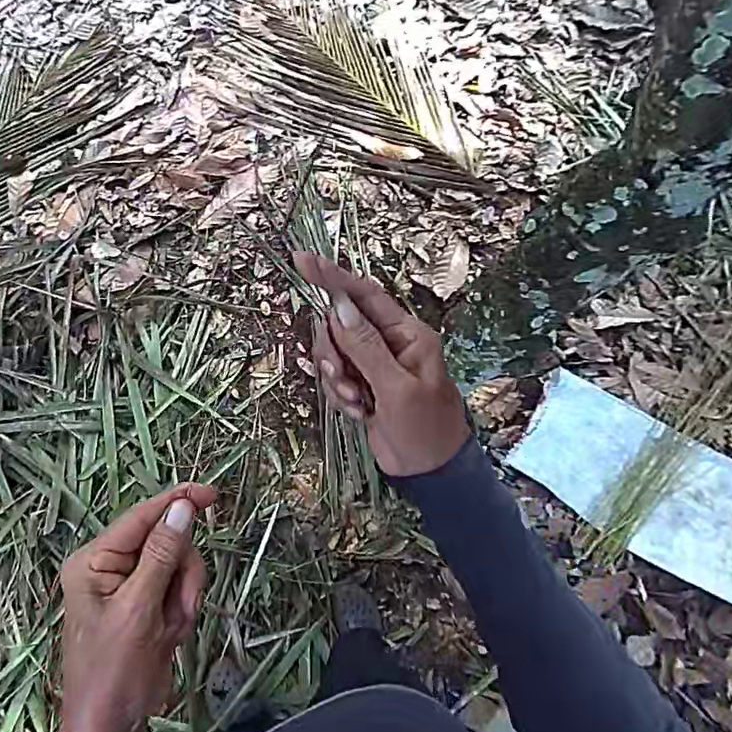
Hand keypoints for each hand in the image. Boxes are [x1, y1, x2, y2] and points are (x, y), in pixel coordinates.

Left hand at [53, 482, 215, 731]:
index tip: (211, 494)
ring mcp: (130, 586)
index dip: (177, 502)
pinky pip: (178, 590)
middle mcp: (110, 566)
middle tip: (179, 607)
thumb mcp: (139, 610)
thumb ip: (163, 555)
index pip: (141, 517)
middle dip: (181, 574)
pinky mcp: (146, 604)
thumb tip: (182, 507)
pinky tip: (168, 637)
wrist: (111, 731)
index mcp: (94, 560)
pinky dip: (181, 611)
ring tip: (170, 630)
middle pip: (166, 541)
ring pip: (178, 566)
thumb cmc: (114, 672)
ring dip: (183, 597)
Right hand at [295, 253, 468, 476]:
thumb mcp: (396, 388)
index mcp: (407, 334)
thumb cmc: (425, 428)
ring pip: (332, 352)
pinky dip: (339, 395)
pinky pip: (333, 377)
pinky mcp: (361, 384)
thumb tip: (338, 306)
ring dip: (336, 379)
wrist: (429, 471)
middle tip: (345, 381)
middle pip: (339, 325)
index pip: (364, 295)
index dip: (333, 277)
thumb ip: (365, 346)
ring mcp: (372, 364)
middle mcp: (388, 343)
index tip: (302, 260)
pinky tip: (359, 412)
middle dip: (334, 354)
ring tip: (355, 402)